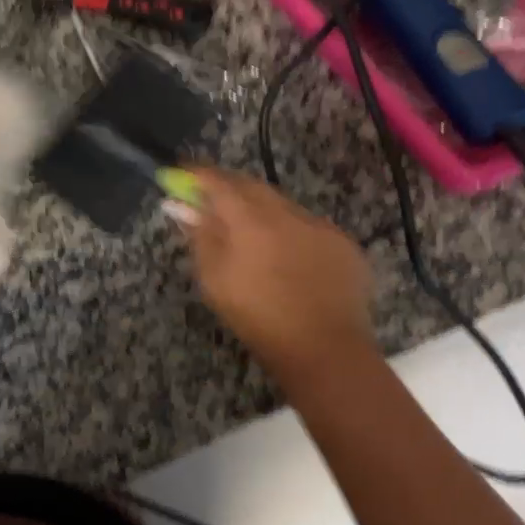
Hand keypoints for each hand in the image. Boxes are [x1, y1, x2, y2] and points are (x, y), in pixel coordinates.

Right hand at [182, 168, 377, 378]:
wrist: (325, 350)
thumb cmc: (257, 316)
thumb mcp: (214, 279)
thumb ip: (199, 235)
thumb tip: (180, 204)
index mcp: (251, 221)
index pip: (218, 183)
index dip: (197, 175)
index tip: (180, 173)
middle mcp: (288, 214)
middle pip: (252, 185)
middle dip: (228, 186)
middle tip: (209, 196)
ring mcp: (320, 227)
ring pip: (282, 204)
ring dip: (260, 208)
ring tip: (247, 229)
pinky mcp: (345, 244)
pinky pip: (308, 225)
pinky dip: (289, 229)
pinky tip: (285, 254)